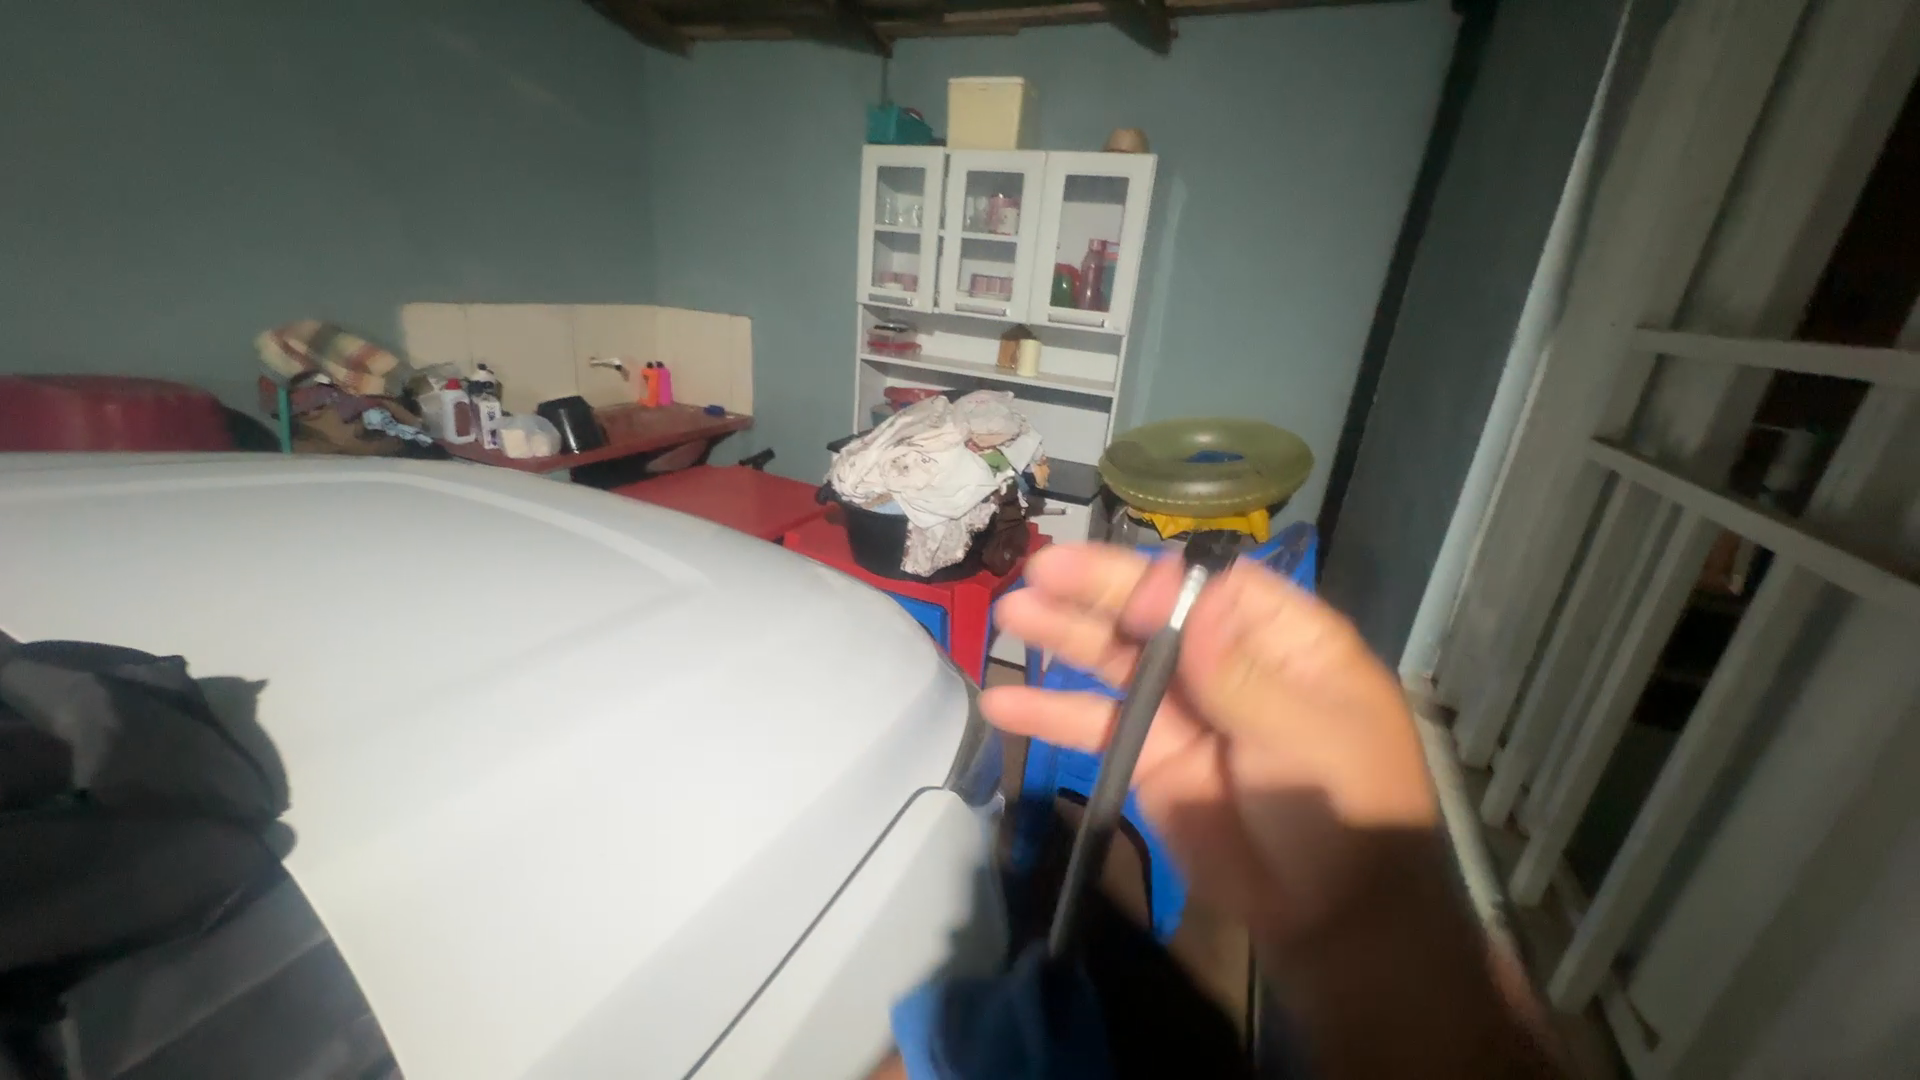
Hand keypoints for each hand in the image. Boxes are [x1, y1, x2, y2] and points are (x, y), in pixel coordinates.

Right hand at [984, 543, 1440, 947]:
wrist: (1330, 919)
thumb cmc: (1344, 813)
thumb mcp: (1308, 738)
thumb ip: (1238, 670)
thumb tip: (1185, 594)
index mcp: (1276, 640)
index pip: (1213, 585)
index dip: (1160, 578)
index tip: (1112, 581)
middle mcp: (1219, 659)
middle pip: (1150, 612)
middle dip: (1094, 591)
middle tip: (1035, 573)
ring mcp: (1177, 705)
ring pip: (1112, 657)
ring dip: (1061, 635)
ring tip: (1008, 615)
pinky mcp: (1144, 751)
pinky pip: (1091, 724)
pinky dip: (1047, 714)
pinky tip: (1002, 705)